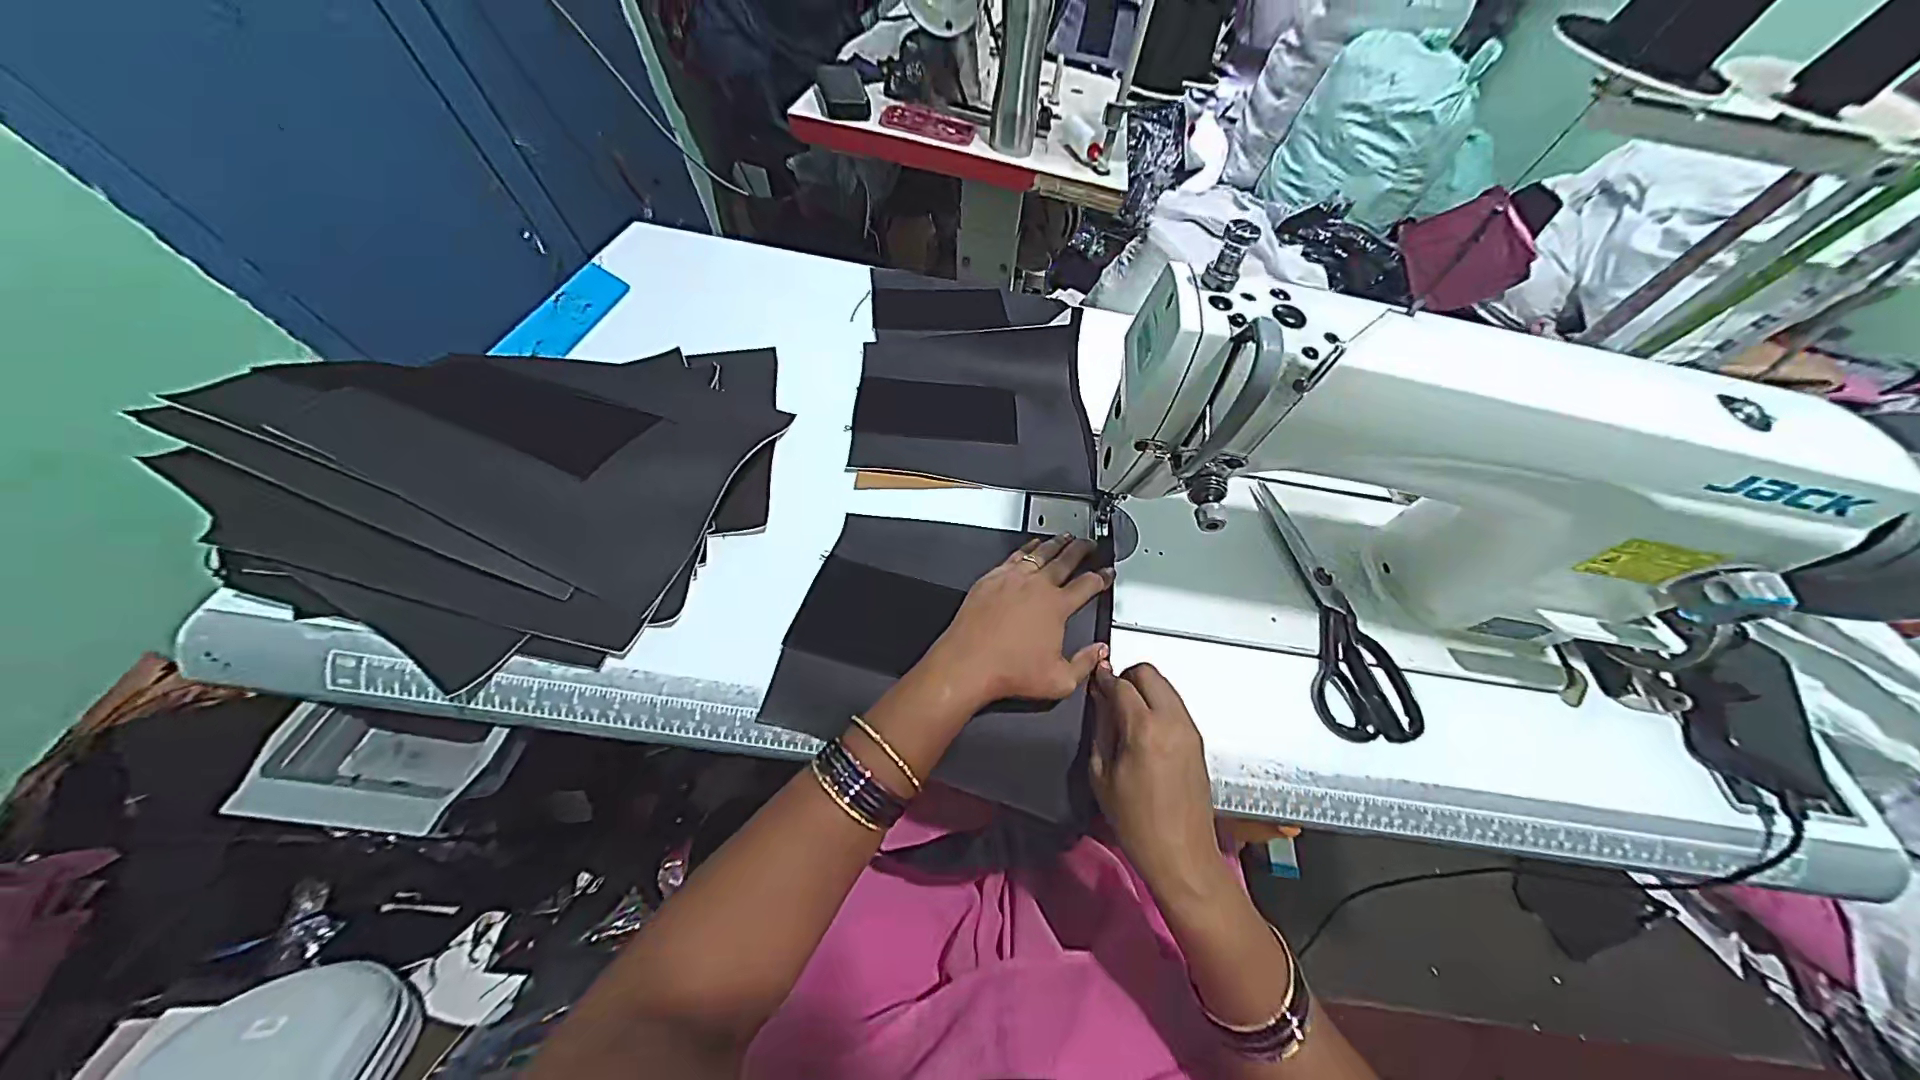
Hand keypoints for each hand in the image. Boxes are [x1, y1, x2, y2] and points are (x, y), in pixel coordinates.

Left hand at [920, 534, 1111, 709]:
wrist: (968, 663)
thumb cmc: (1007, 671)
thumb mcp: (1059, 680)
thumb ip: (1085, 664)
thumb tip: (1098, 652)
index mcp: (1056, 606)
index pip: (1087, 584)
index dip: (1101, 577)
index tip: (1106, 573)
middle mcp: (1035, 587)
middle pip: (1065, 560)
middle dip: (1081, 550)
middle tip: (1089, 545)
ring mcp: (1012, 579)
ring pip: (1040, 553)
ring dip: (1056, 544)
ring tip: (1064, 538)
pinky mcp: (991, 579)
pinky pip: (1014, 556)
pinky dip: (1027, 548)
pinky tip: (1029, 548)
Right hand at [1089, 662, 1225, 904]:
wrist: (1181, 853)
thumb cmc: (1135, 821)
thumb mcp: (1102, 774)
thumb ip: (1101, 729)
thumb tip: (1099, 700)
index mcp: (1144, 728)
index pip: (1121, 684)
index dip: (1102, 679)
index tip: (1092, 681)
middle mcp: (1172, 720)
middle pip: (1148, 673)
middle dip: (1126, 677)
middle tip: (1110, 696)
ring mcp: (1189, 729)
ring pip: (1165, 686)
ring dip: (1144, 689)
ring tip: (1125, 713)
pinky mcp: (1198, 740)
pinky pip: (1174, 705)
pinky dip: (1157, 704)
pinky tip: (1143, 728)